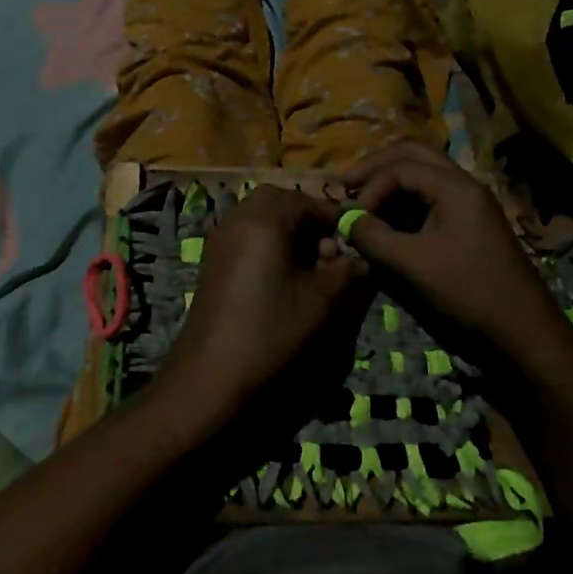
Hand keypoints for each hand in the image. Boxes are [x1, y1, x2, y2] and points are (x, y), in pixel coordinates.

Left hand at [154, 186, 366, 424]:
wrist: (210, 373)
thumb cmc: (269, 331)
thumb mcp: (318, 300)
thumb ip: (345, 271)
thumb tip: (362, 259)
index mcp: (265, 221)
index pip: (307, 201)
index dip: (333, 218)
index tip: (352, 242)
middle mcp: (238, 219)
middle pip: (279, 200)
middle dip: (307, 217)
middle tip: (327, 248)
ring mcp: (221, 238)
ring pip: (259, 215)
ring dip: (287, 228)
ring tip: (308, 264)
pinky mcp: (213, 259)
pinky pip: (245, 233)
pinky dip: (267, 240)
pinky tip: (283, 275)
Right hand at [341, 143, 567, 350]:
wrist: (520, 330)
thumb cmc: (468, 291)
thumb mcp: (413, 264)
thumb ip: (374, 237)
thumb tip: (344, 219)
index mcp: (456, 186)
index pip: (401, 167)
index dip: (370, 187)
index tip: (351, 218)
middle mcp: (463, 185)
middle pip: (414, 155)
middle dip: (377, 167)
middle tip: (347, 184)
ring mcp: (466, 204)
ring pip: (423, 175)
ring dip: (390, 183)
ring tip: (362, 202)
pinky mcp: (466, 225)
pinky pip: (429, 199)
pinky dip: (403, 204)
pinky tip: (384, 222)